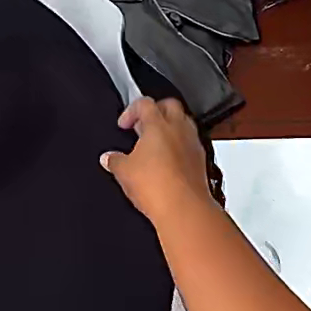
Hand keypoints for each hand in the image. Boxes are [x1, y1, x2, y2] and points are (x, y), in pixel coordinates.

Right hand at [101, 97, 215, 223]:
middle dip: (155, 111)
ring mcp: (193, 143)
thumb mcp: (124, 172)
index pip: (145, 103)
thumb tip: (108, 158)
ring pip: (184, 122)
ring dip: (170, 128)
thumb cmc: (158, 186)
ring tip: (155, 143)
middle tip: (143, 126)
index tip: (125, 124)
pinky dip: (180, 146)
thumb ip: (114, 160)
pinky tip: (169, 161)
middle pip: (169, 105)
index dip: (131, 110)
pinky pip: (191, 143)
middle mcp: (179, 128)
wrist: (184, 208)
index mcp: (158, 124)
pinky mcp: (201, 160)